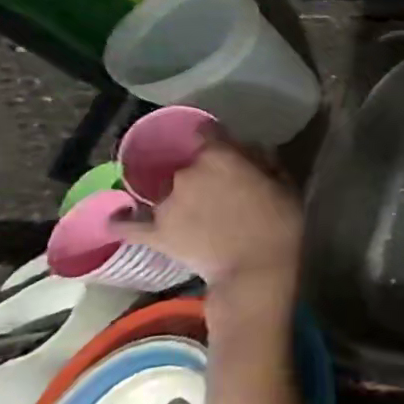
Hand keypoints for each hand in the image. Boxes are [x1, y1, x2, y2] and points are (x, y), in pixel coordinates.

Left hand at [115, 140, 302, 326]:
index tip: (224, 148)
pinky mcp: (154, 233)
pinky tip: (118, 218)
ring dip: (174, 197)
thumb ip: (265, 162)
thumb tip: (250, 151)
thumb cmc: (280, 225)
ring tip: (187, 213)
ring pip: (164, 192)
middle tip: (217, 192)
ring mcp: (165, 204)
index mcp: (219, 156)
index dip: (216, 139)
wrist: (255, 272)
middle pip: (187, 165)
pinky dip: (122, 221)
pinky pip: (127, 224)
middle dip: (200, 173)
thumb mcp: (285, 185)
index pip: (207, 132)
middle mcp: (186, 173)